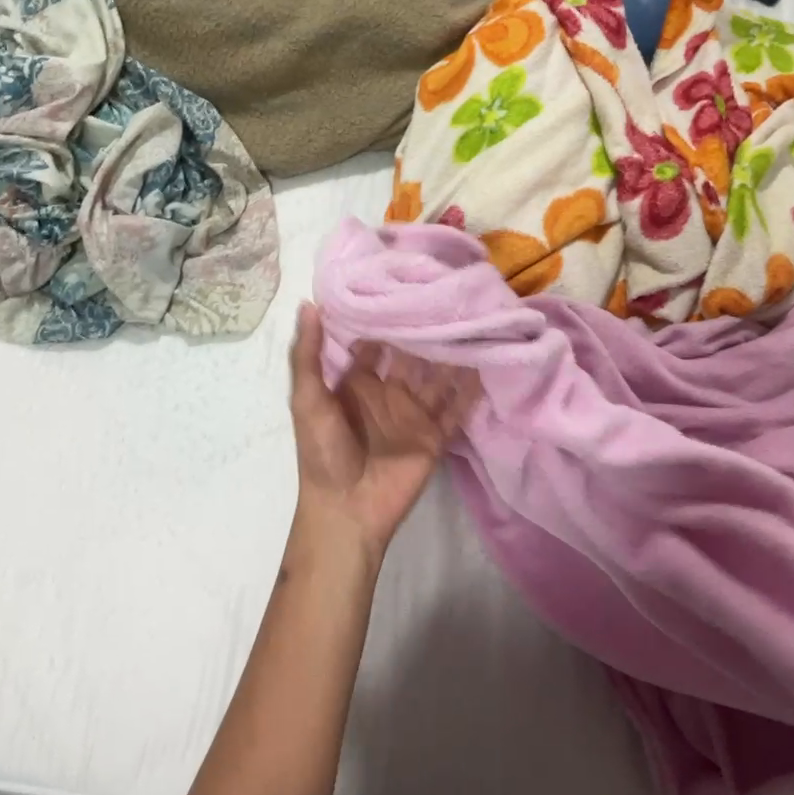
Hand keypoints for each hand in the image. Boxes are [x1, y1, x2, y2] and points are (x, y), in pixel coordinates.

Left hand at [287, 302, 480, 561]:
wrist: (346, 510)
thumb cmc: (321, 452)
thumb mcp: (306, 399)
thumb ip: (308, 354)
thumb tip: (307, 303)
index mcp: (355, 383)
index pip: (373, 342)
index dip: (385, 318)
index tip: (404, 285)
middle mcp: (387, 393)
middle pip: (410, 356)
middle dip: (424, 330)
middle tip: (447, 295)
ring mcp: (413, 415)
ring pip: (437, 377)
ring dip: (452, 354)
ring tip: (474, 321)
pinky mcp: (434, 436)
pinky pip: (456, 408)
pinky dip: (470, 389)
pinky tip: (487, 361)